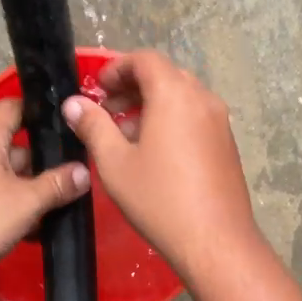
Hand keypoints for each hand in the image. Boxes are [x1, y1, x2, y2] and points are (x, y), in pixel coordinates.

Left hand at [0, 98, 89, 290]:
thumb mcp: (26, 202)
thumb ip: (57, 185)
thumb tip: (84, 172)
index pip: (13, 107)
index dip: (40, 110)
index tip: (69, 123)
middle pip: (16, 147)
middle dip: (46, 161)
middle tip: (78, 174)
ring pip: (10, 177)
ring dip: (35, 190)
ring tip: (66, 204)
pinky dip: (19, 208)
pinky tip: (40, 229)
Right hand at [60, 51, 258, 280]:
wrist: (214, 240)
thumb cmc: (159, 200)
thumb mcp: (115, 164)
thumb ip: (94, 127)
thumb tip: (74, 104)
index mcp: (174, 94)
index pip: (145, 60)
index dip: (117, 68)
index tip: (98, 89)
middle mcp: (202, 99)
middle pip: (166, 76)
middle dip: (134, 87)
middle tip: (108, 111)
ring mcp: (220, 122)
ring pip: (182, 98)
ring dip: (153, 107)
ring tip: (128, 136)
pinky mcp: (227, 145)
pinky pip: (195, 119)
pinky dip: (172, 122)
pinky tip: (156, 155)